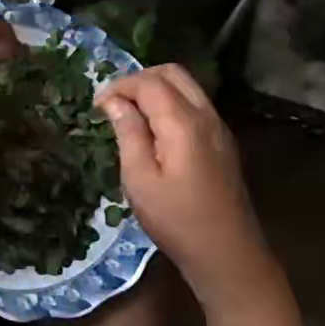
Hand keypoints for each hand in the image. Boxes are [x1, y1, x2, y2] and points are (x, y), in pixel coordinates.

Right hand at [96, 65, 270, 288]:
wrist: (227, 252)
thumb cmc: (177, 221)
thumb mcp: (140, 181)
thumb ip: (129, 134)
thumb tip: (115, 102)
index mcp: (184, 123)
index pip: (149, 82)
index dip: (119, 86)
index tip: (97, 106)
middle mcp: (206, 115)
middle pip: (173, 73)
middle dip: (140, 79)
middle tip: (115, 103)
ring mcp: (219, 127)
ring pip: (188, 86)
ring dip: (158, 89)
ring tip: (132, 114)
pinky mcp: (224, 142)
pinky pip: (196, 105)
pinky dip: (172, 103)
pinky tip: (156, 130)